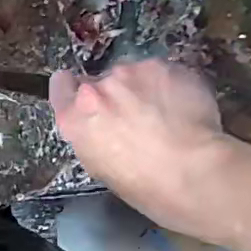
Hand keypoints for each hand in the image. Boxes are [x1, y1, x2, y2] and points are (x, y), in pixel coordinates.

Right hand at [51, 58, 244, 233]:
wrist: (189, 171)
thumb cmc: (143, 184)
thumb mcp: (99, 167)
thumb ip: (92, 134)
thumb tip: (101, 125)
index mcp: (75, 117)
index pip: (61, 86)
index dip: (73, 89)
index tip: (85, 95)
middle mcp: (98, 88)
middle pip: (103, 81)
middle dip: (117, 95)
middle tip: (137, 119)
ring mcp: (132, 73)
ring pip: (135, 75)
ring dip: (145, 89)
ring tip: (165, 116)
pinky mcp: (165, 67)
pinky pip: (163, 73)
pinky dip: (170, 86)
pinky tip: (183, 110)